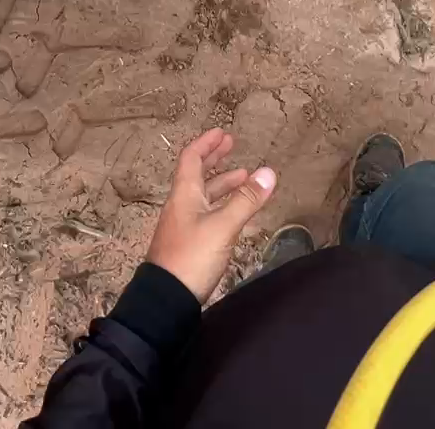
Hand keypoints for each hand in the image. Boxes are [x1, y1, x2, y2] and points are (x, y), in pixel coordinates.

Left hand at [145, 129, 276, 300]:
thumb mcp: (223, 226)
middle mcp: (181, 205)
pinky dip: (222, 204)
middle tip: (231, 146)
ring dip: (222, 183)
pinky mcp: (188, 244)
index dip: (206, 143)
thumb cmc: (191, 257)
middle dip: (215, 159)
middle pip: (196, 174)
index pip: (191, 158)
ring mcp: (183, 225)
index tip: (222, 133)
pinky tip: (235, 212)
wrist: (166, 301)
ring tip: (244, 177)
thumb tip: (268, 172)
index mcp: (184, 194)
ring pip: (203, 195)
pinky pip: (206, 213)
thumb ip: (246, 200)